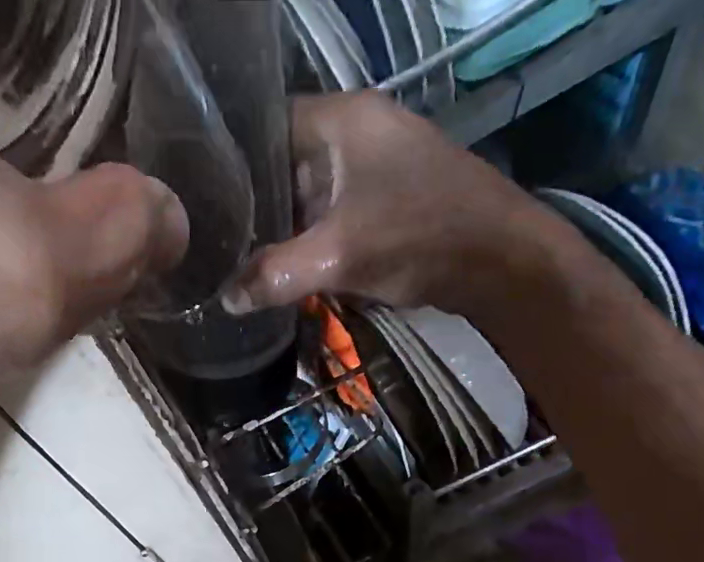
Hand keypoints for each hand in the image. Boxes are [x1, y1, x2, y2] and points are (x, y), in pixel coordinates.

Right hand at [218, 92, 600, 319]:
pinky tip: (289, 262)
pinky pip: (334, 209)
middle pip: (284, 160)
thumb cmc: (420, 237)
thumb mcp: (339, 257)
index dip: (230, 160)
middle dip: (254, 200)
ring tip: (240, 254)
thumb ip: (276, 274)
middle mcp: (357, 130)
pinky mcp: (389, 196)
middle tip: (215, 236)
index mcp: (341, 119)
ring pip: (310, 189)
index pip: (263, 123)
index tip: (200, 199)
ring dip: (284, 223)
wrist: (502, 260)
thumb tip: (225, 299)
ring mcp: (376, 163)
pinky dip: (312, 234)